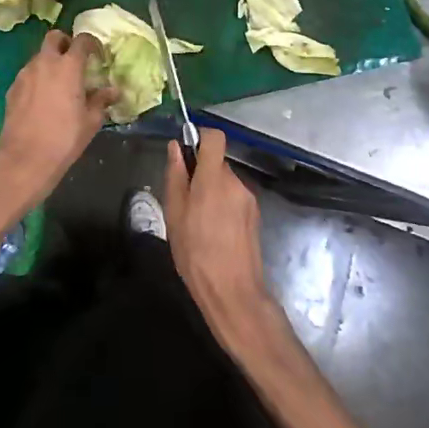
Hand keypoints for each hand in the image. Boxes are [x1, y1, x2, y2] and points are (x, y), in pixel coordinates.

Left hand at [0, 30, 115, 208]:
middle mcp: (45, 63)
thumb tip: (113, 90)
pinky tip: (42, 98)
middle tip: (74, 59)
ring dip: (50, 61)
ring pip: (39, 56)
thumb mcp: (91, 120)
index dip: (92, 43)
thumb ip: (101, 100)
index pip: (82, 41)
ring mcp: (25, 74)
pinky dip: (37, 77)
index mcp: (68, 66)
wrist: (26, 157)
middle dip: (65, 42)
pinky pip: (28, 74)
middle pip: (54, 37)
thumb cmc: (65, 137)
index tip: (98, 55)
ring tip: (59, 83)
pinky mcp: (12, 87)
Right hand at [164, 128, 277, 344]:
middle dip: (200, 172)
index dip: (200, 137)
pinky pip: (234, 197)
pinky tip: (212, 230)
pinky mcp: (254, 214)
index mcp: (214, 178)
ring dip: (211, 190)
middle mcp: (235, 182)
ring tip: (196, 220)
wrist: (232, 291)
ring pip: (225, 181)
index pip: (215, 137)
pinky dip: (222, 204)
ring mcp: (248, 198)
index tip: (186, 152)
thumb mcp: (174, 213)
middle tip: (183, 199)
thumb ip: (175, 176)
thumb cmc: (195, 252)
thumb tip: (176, 147)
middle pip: (217, 162)